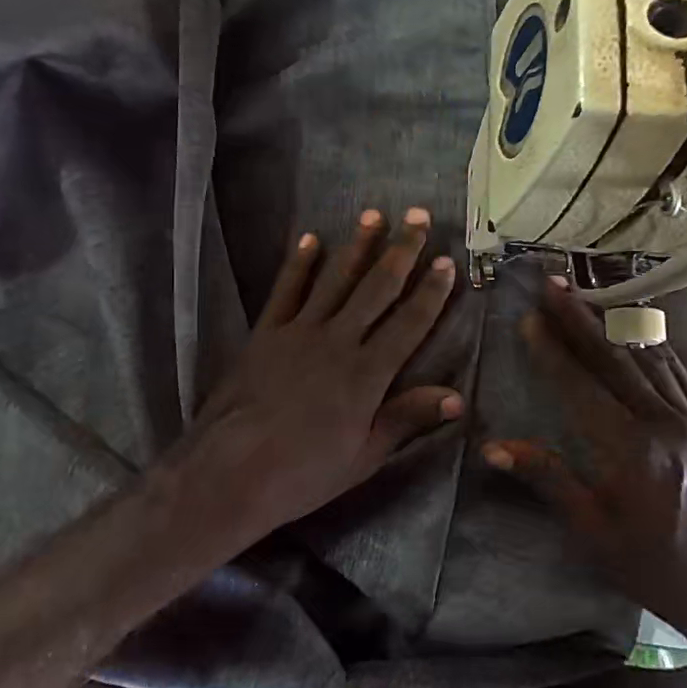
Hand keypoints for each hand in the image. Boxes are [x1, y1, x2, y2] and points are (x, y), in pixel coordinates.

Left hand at [174, 208, 463, 536]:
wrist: (228, 473)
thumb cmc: (302, 473)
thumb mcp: (363, 456)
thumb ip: (407, 419)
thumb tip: (458, 399)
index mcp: (367, 373)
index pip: (409, 323)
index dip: (431, 291)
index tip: (447, 261)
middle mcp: (338, 341)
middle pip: (377, 288)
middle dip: (401, 251)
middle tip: (419, 216)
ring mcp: (299, 331)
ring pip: (336, 279)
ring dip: (358, 245)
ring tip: (375, 214)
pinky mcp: (267, 332)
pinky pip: (286, 289)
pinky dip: (299, 262)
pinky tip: (310, 238)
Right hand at [482, 277, 686, 632]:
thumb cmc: (660, 569)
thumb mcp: (595, 533)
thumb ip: (549, 480)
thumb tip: (493, 448)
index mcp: (628, 449)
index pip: (579, 384)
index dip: (551, 348)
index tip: (529, 316)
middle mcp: (662, 422)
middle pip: (613, 358)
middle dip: (578, 318)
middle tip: (552, 284)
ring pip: (648, 358)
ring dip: (613, 324)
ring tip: (587, 298)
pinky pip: (680, 375)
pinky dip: (655, 348)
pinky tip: (643, 335)